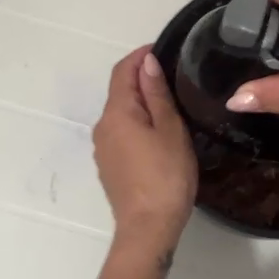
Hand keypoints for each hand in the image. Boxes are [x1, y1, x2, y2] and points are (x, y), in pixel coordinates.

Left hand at [93, 46, 197, 249]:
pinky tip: (159, 134)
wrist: (148, 228)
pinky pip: (122, 134)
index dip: (141, 56)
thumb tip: (146, 63)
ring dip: (141, 104)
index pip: (122, 71)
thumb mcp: (170, 130)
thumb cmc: (165, 176)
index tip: (164, 50)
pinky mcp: (110, 167)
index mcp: (117, 113)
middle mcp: (103, 127)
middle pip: (120, 92)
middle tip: (175, 77)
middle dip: (142, 79)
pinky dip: (138, 124)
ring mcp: (103, 149)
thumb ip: (157, 94)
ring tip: (172, 105)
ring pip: (121, 114)